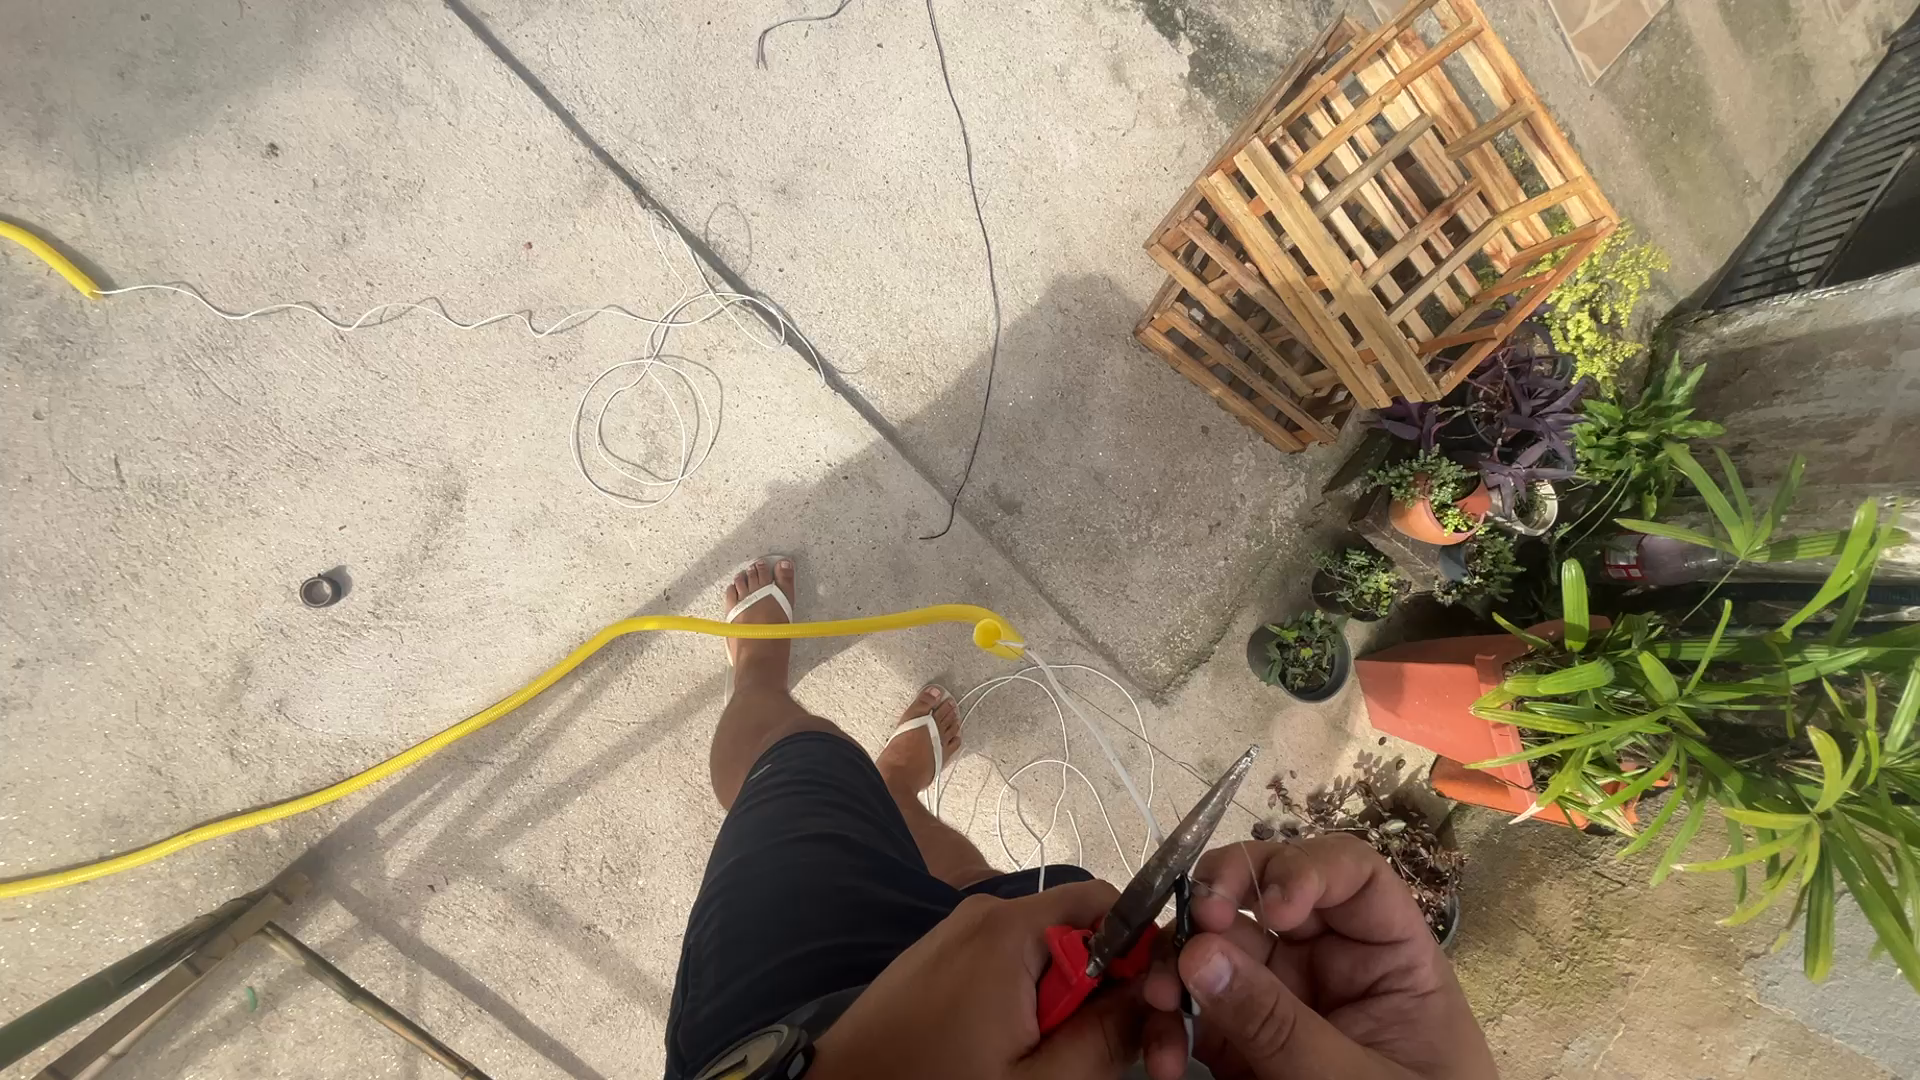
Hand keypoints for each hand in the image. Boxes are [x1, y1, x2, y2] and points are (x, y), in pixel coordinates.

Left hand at [811, 880, 1144, 1079]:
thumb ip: (1106, 1036)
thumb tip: (1155, 993)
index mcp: (1012, 927)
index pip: (1103, 904)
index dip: (1139, 951)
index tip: (1152, 1010)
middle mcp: (986, 911)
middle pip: (1074, 931)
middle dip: (1101, 987)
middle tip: (1104, 1055)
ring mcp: (957, 930)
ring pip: (1042, 953)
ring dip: (1064, 1001)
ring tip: (1050, 1064)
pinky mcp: (940, 954)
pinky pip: (1005, 963)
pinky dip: (1026, 1000)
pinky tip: (1011, 1051)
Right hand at [1141, 834, 1495, 1079]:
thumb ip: (1280, 1025)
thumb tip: (1197, 951)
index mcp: (1387, 960)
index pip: (1350, 873)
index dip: (1304, 868)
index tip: (1269, 908)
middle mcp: (1327, 963)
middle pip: (1262, 889)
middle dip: (1217, 898)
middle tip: (1192, 921)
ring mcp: (1276, 997)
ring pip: (1213, 943)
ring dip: (1177, 963)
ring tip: (1158, 1000)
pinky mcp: (1236, 1040)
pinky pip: (1192, 1006)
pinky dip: (1167, 1022)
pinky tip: (1162, 1054)